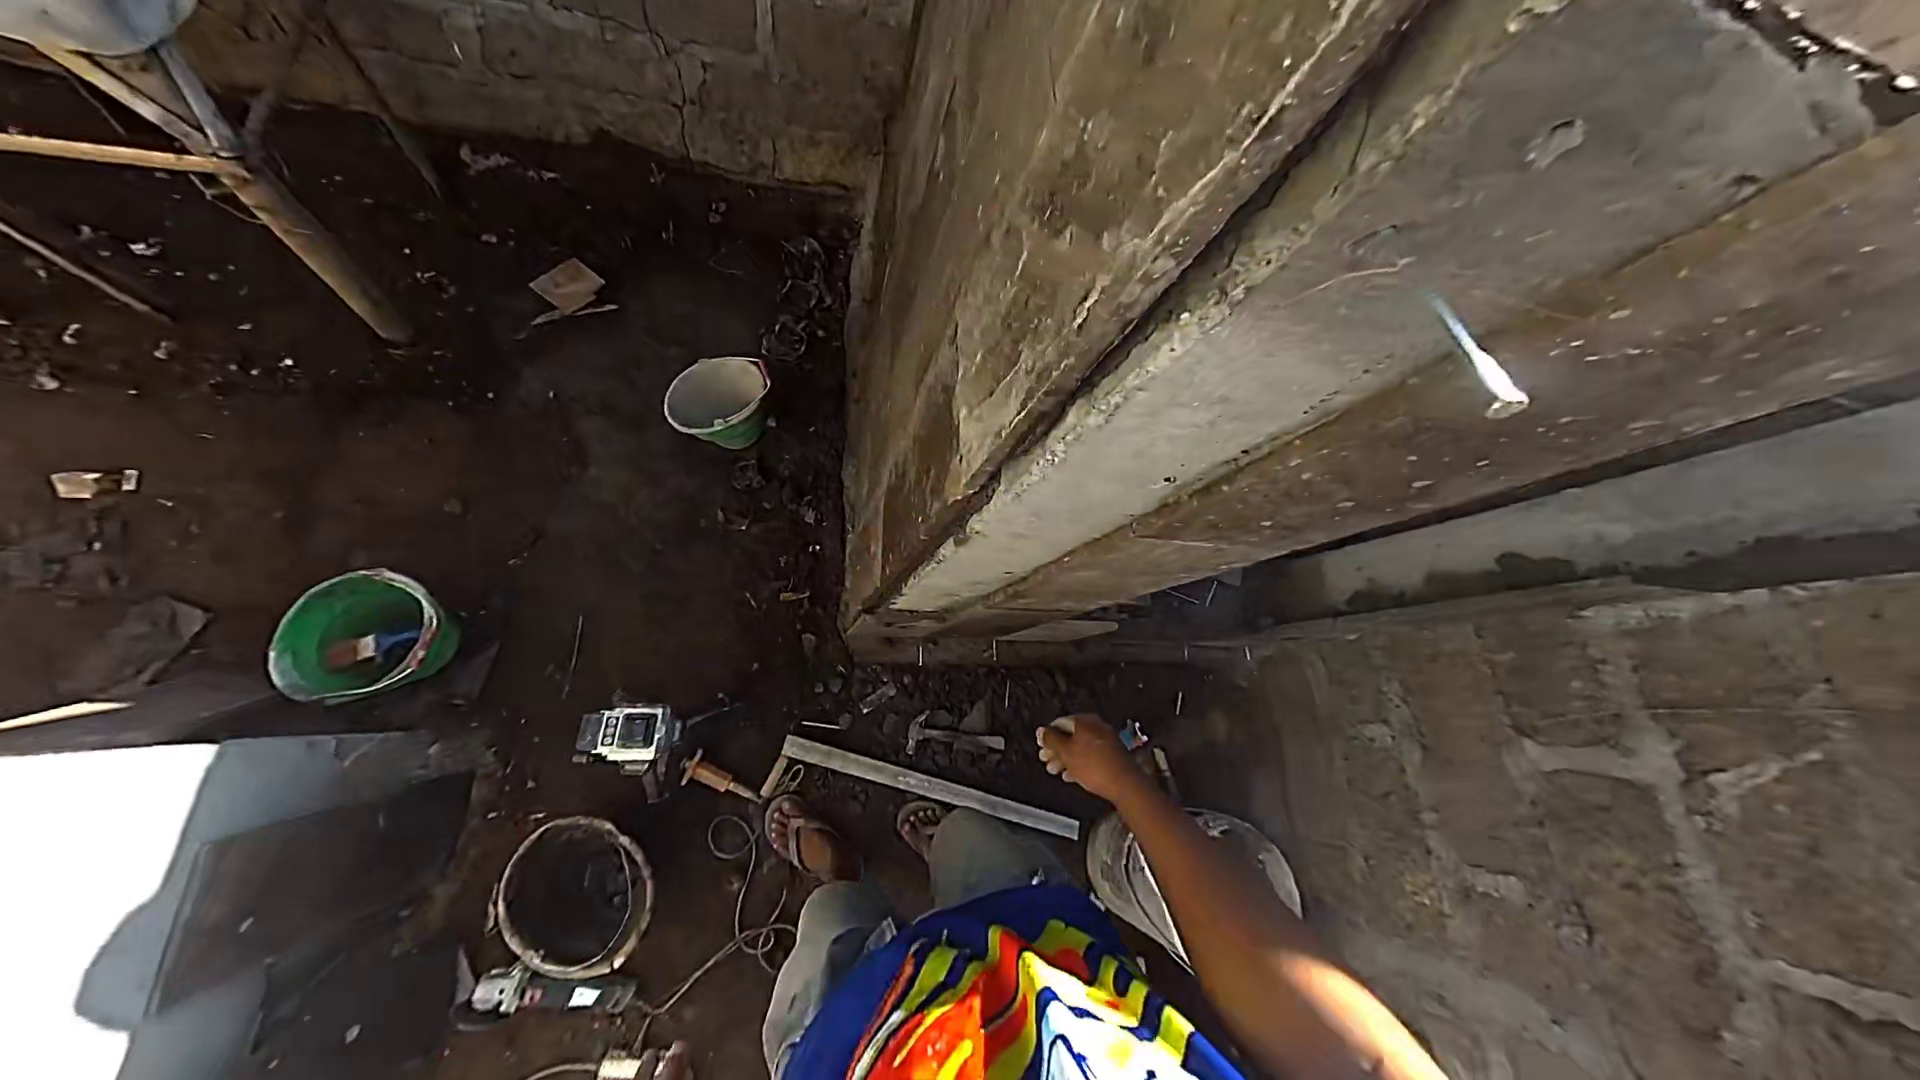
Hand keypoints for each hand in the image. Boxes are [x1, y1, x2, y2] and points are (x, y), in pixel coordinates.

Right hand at [1036, 713, 1142, 802]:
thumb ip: (1051, 739)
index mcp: (1085, 721)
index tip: (1043, 746)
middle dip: (1057, 749)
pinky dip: (1080, 764)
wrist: (1124, 784)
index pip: (1060, 723)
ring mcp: (1106, 740)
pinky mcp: (1113, 755)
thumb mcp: (1065, 752)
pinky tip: (1073, 775)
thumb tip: (1042, 731)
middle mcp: (1097, 727)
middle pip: (1071, 735)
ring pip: (1081, 747)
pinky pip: (1092, 756)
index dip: (1048, 736)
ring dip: (1067, 758)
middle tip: (1048, 759)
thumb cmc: (1097, 766)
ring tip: (1057, 769)